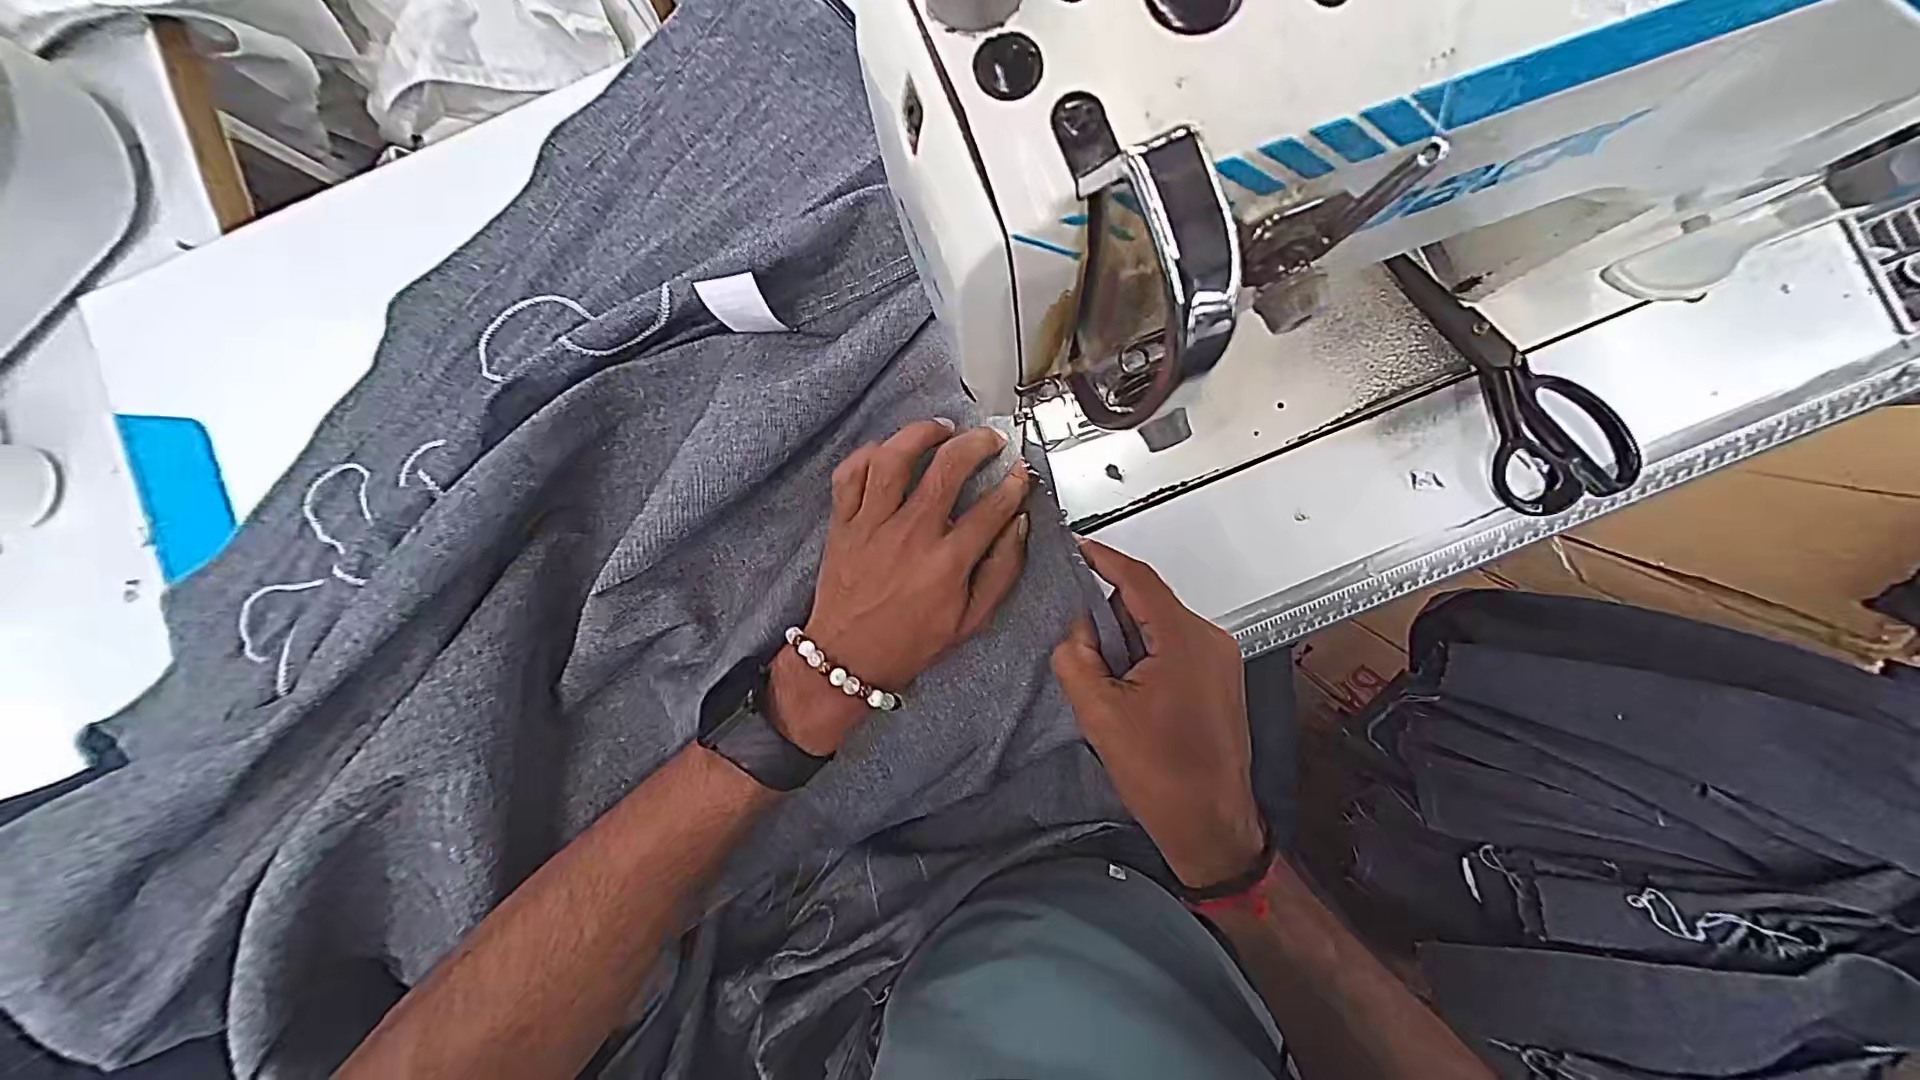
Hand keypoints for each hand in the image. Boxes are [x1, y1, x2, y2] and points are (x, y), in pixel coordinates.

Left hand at [768, 419, 1030, 754]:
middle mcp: (910, 536)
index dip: (1013, 484)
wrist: (849, 658)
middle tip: (988, 439)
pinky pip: (850, 475)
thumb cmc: (908, 642)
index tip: (1019, 473)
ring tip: (940, 429)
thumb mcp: (970, 620)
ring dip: (921, 434)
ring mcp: (873, 526)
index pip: (991, 507)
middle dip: (976, 443)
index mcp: (946, 562)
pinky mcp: (844, 524)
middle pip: (948, 468)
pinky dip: (868, 454)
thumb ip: (1001, 572)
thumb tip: (1018, 528)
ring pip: (895, 459)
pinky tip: (888, 450)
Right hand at [1051, 539, 1263, 888]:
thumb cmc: (1167, 777)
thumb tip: (1075, 632)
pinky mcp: (1219, 678)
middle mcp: (1210, 643)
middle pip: (1148, 604)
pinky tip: (1132, 692)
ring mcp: (1219, 660)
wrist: (1209, 824)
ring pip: (1160, 626)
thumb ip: (1076, 658)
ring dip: (1129, 641)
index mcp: (1184, 642)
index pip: (1139, 580)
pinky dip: (1147, 655)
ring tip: (1112, 684)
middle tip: (1084, 644)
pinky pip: (1174, 647)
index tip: (1082, 548)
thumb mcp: (1099, 713)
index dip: (1104, 559)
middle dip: (1110, 617)